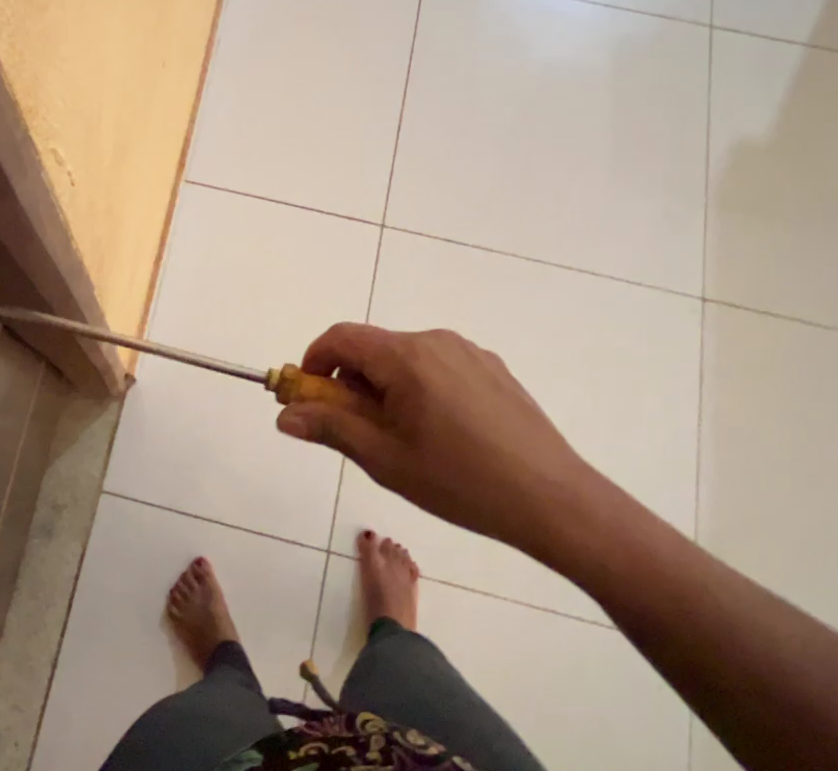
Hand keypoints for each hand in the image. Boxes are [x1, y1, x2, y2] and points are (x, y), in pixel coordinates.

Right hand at [276, 323, 603, 555]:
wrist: (552, 498)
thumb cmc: (459, 480)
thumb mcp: (384, 458)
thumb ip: (331, 427)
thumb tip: (285, 414)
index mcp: (405, 356)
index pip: (340, 338)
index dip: (313, 363)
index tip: (308, 400)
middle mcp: (436, 341)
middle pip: (372, 348)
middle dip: (350, 383)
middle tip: (355, 431)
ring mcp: (469, 352)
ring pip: (405, 359)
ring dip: (385, 388)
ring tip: (400, 440)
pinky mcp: (493, 369)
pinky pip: (438, 367)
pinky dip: (419, 389)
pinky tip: (440, 435)